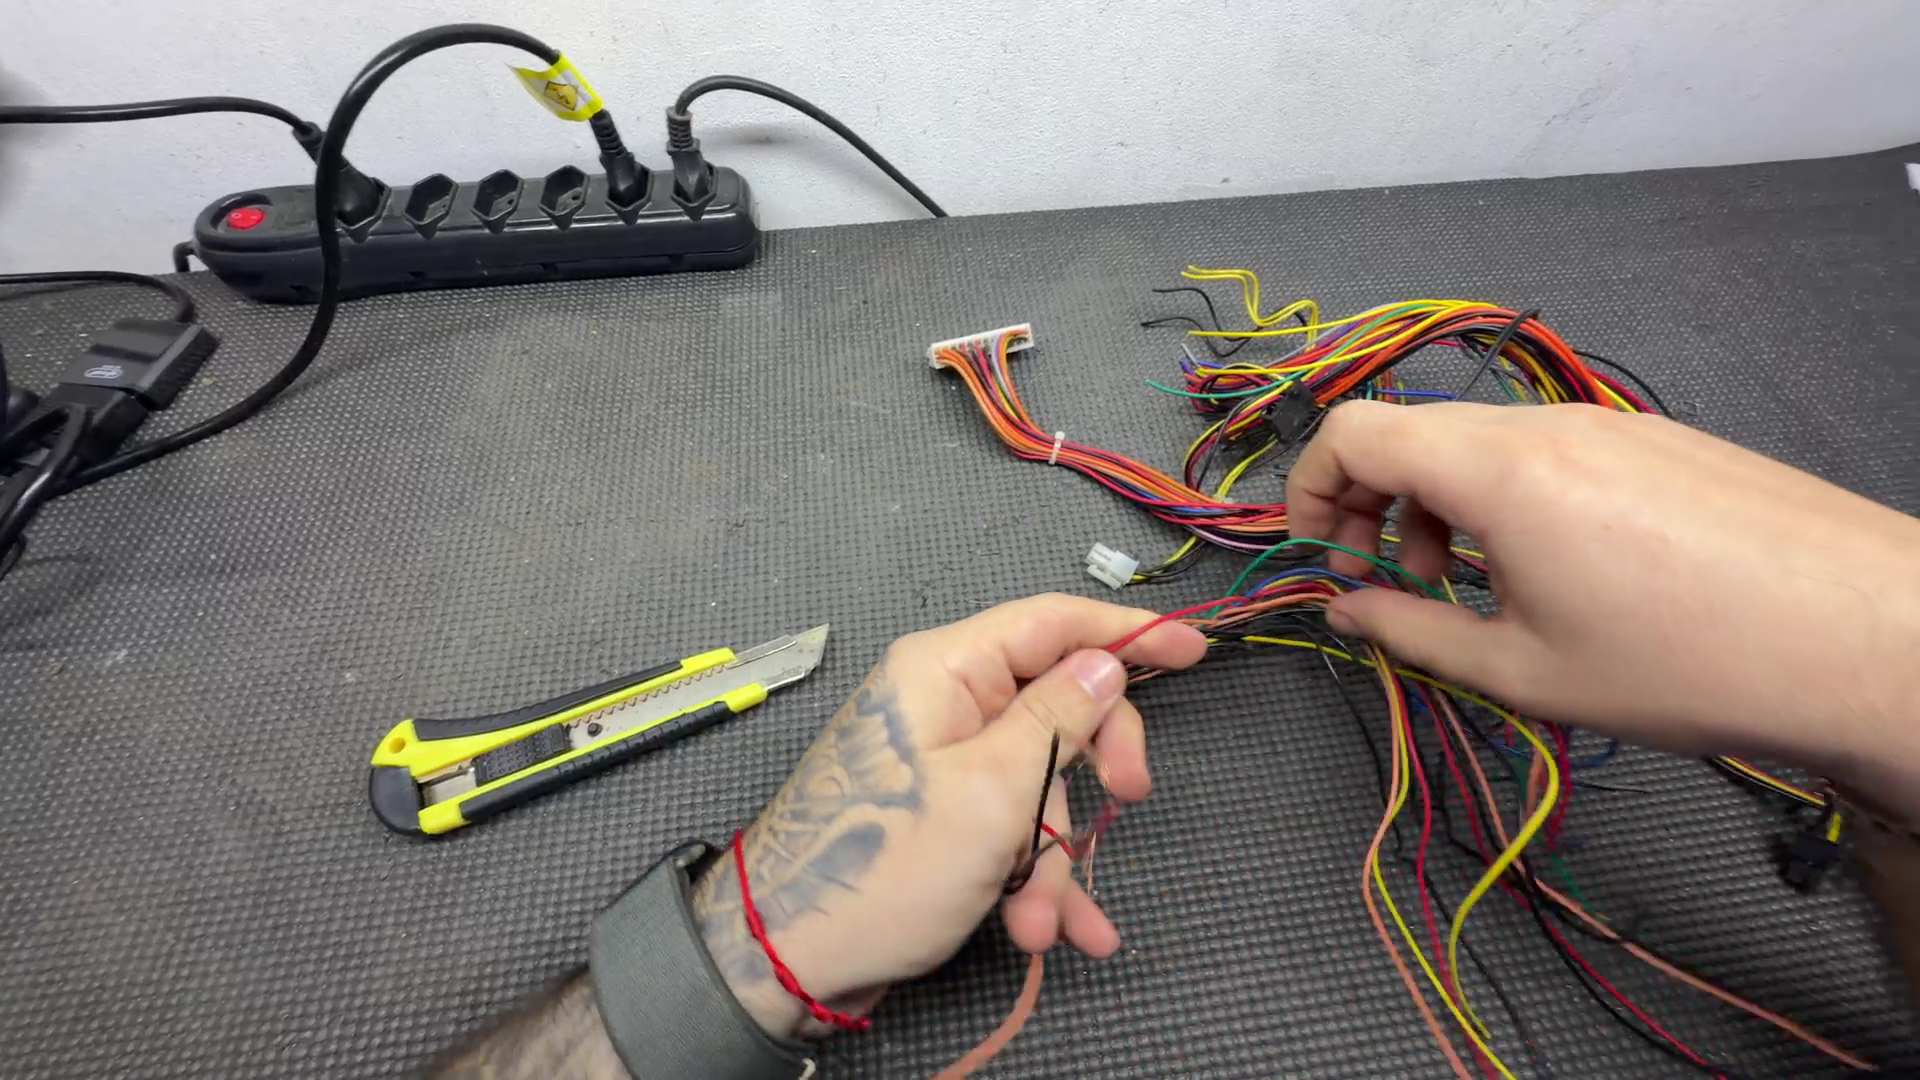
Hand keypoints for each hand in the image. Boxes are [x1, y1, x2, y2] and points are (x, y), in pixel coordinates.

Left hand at [686, 594, 1206, 1038]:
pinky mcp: (943, 806)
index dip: (1125, 630)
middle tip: (1130, 801)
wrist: (786, 955)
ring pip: (1036, 777)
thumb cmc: (887, 861)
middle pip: (1054, 701)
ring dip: (1053, 849)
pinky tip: (1055, 929)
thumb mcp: (992, 789)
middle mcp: (946, 699)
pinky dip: (1032, 870)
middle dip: (1096, 759)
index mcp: (947, 667)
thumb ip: (1057, 717)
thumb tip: (1105, 659)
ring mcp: (944, 756)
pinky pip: (1007, 818)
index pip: (1051, 621)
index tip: (1194, 648)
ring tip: (1047, 919)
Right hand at [1286, 400, 1919, 816]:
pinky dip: (1485, 495)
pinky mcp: (1644, 437)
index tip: (1318, 549)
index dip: (1308, 487)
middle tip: (1372, 573)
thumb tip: (1341, 610)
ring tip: (1452, 579)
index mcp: (1498, 471)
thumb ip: (1405, 631)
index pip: (1350, 433)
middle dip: (1357, 501)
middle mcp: (1541, 426)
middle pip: (1397, 431)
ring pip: (1459, 439)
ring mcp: (1600, 423)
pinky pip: (1524, 447)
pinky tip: (1528, 561)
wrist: (1903, 645)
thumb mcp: (1519, 669)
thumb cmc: (1691, 664)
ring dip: (1421, 503)